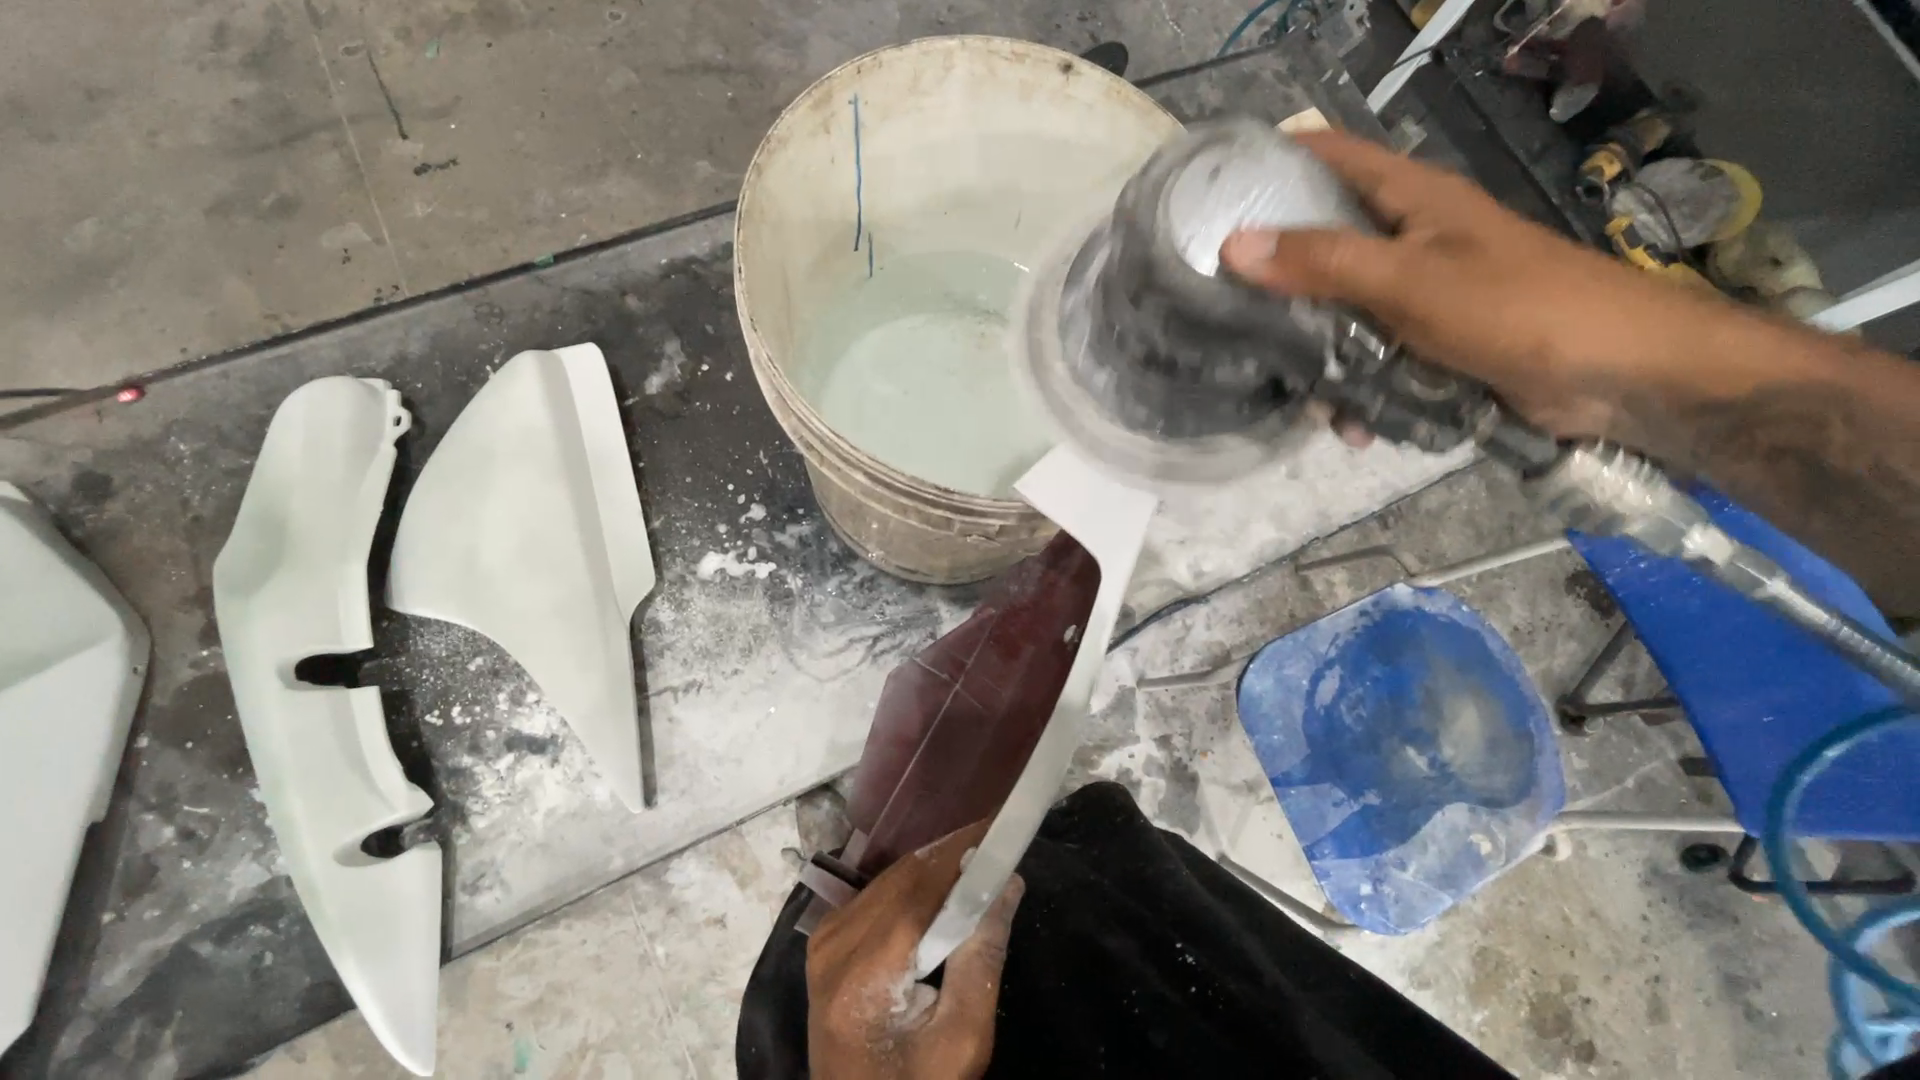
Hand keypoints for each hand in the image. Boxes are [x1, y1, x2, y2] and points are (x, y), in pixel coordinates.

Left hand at [807, 822, 1025, 1079]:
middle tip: (997, 842)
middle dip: (952, 855)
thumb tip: (1006, 883)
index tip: (998, 825)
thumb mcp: (963, 1038)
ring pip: (889, 881)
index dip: (960, 852)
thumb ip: (982, 959)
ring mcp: (823, 942)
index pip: (918, 891)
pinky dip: (914, 885)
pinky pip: (876, 896)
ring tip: (979, 860)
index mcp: (862, 976)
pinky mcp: (824, 943)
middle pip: (902, 879)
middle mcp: (833, 946)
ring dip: (935, 867)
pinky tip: (944, 888)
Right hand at [1218, 130, 1749, 442]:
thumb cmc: (1515, 307)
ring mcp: (1417, 295)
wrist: (1616, 376)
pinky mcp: (1428, 345)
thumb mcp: (1407, 280)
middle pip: (1319, 243)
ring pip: (1338, 313)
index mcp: (1409, 198)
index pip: (1328, 155)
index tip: (1210, 195)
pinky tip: (1353, 423)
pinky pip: (1370, 361)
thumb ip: (1322, 262)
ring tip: (1298, 393)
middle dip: (1274, 278)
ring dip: (1316, 354)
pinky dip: (1357, 391)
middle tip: (1223, 308)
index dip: (1271, 161)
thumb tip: (1232, 245)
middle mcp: (1407, 239)